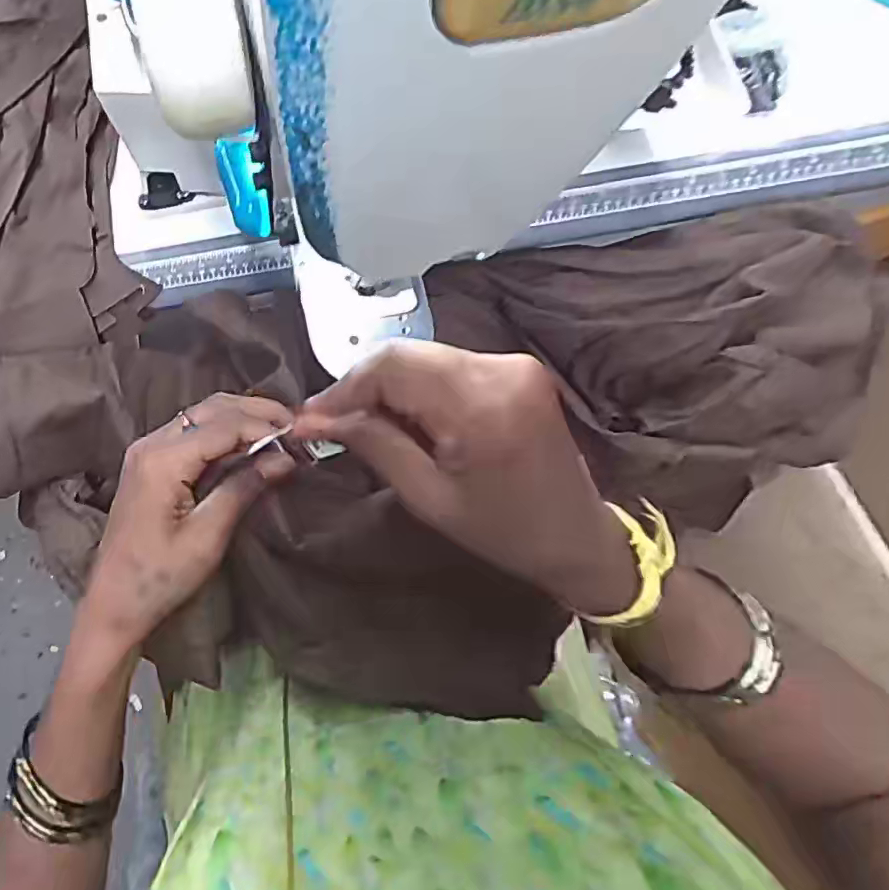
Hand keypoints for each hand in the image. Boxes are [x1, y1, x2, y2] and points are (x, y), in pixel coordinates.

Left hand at [78, 393, 297, 653]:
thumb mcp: (207, 536)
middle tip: (293, 424)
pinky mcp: (148, 462)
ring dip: (240, 418)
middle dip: (254, 412)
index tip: (297, 436)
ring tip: (278, 432)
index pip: (223, 425)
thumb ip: (243, 488)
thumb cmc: (159, 577)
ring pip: (201, 415)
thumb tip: (283, 459)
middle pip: (211, 408)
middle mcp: (150, 444)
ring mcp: (146, 450)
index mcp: (162, 460)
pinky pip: (190, 432)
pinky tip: (247, 445)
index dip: (264, 426)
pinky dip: (222, 432)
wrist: (113, 602)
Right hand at [291, 340, 637, 615]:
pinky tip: (406, 417)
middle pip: (405, 354)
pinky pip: (444, 364)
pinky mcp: (514, 367)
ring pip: (421, 356)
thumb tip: (317, 418)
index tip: (312, 418)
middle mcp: (500, 369)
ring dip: (386, 386)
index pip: (392, 366)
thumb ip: (374, 444)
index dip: (344, 387)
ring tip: (367, 425)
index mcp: (481, 406)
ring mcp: (512, 363)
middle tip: (333, 423)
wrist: (576, 535)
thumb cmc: (503, 531)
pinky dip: (414, 386)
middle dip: (361, 386)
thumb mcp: (428, 497)